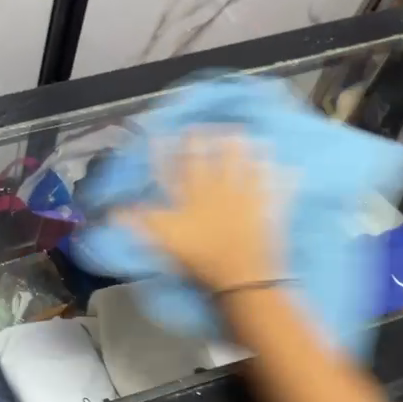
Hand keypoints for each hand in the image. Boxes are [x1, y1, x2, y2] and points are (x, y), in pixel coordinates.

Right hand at [118, 130, 286, 291]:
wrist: (242, 276)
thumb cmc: (199, 258)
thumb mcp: (162, 240)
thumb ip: (139, 222)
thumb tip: (112, 210)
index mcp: (191, 196)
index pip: (176, 169)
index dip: (168, 152)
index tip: (164, 133)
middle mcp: (218, 190)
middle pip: (212, 162)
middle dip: (209, 142)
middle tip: (210, 126)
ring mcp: (246, 198)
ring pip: (245, 168)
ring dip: (246, 151)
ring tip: (249, 135)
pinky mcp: (268, 210)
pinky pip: (278, 191)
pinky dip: (284, 179)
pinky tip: (290, 168)